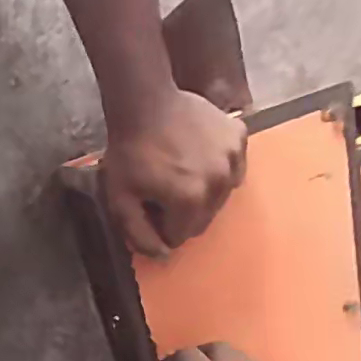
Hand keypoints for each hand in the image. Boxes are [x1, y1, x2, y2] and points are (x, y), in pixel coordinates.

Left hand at [103, 88, 246, 255]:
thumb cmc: (129, 153)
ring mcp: (234, 158)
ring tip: (179, 174)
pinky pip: (233, 169)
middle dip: (181, 214)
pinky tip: (197, 158)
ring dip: (201, 194)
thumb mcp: (120, 201)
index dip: (161, 225)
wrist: (145, 103)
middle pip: (203, 219)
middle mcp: (219, 182)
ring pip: (220, 197)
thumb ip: (140, 235)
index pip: (180, 236)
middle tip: (162, 192)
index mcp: (190, 200)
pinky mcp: (239, 138)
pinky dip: (218, 170)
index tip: (149, 207)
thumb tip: (164, 257)